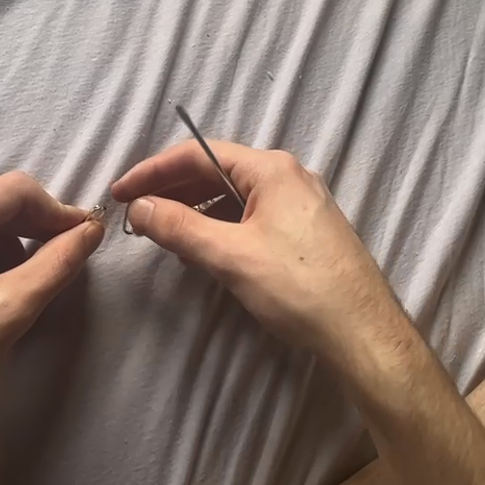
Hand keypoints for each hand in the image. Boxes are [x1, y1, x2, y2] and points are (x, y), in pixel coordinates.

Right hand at [116, 142, 484, 484]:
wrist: (364, 331)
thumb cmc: (297, 287)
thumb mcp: (231, 256)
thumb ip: (180, 227)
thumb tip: (139, 207)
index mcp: (270, 168)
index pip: (199, 153)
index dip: (154, 170)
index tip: (120, 191)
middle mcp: (287, 173)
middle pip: (217, 168)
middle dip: (173, 186)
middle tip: (135, 210)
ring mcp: (300, 198)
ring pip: (235, 191)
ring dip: (196, 204)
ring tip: (162, 226)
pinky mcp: (306, 225)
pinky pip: (252, 209)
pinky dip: (221, 219)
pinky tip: (205, 241)